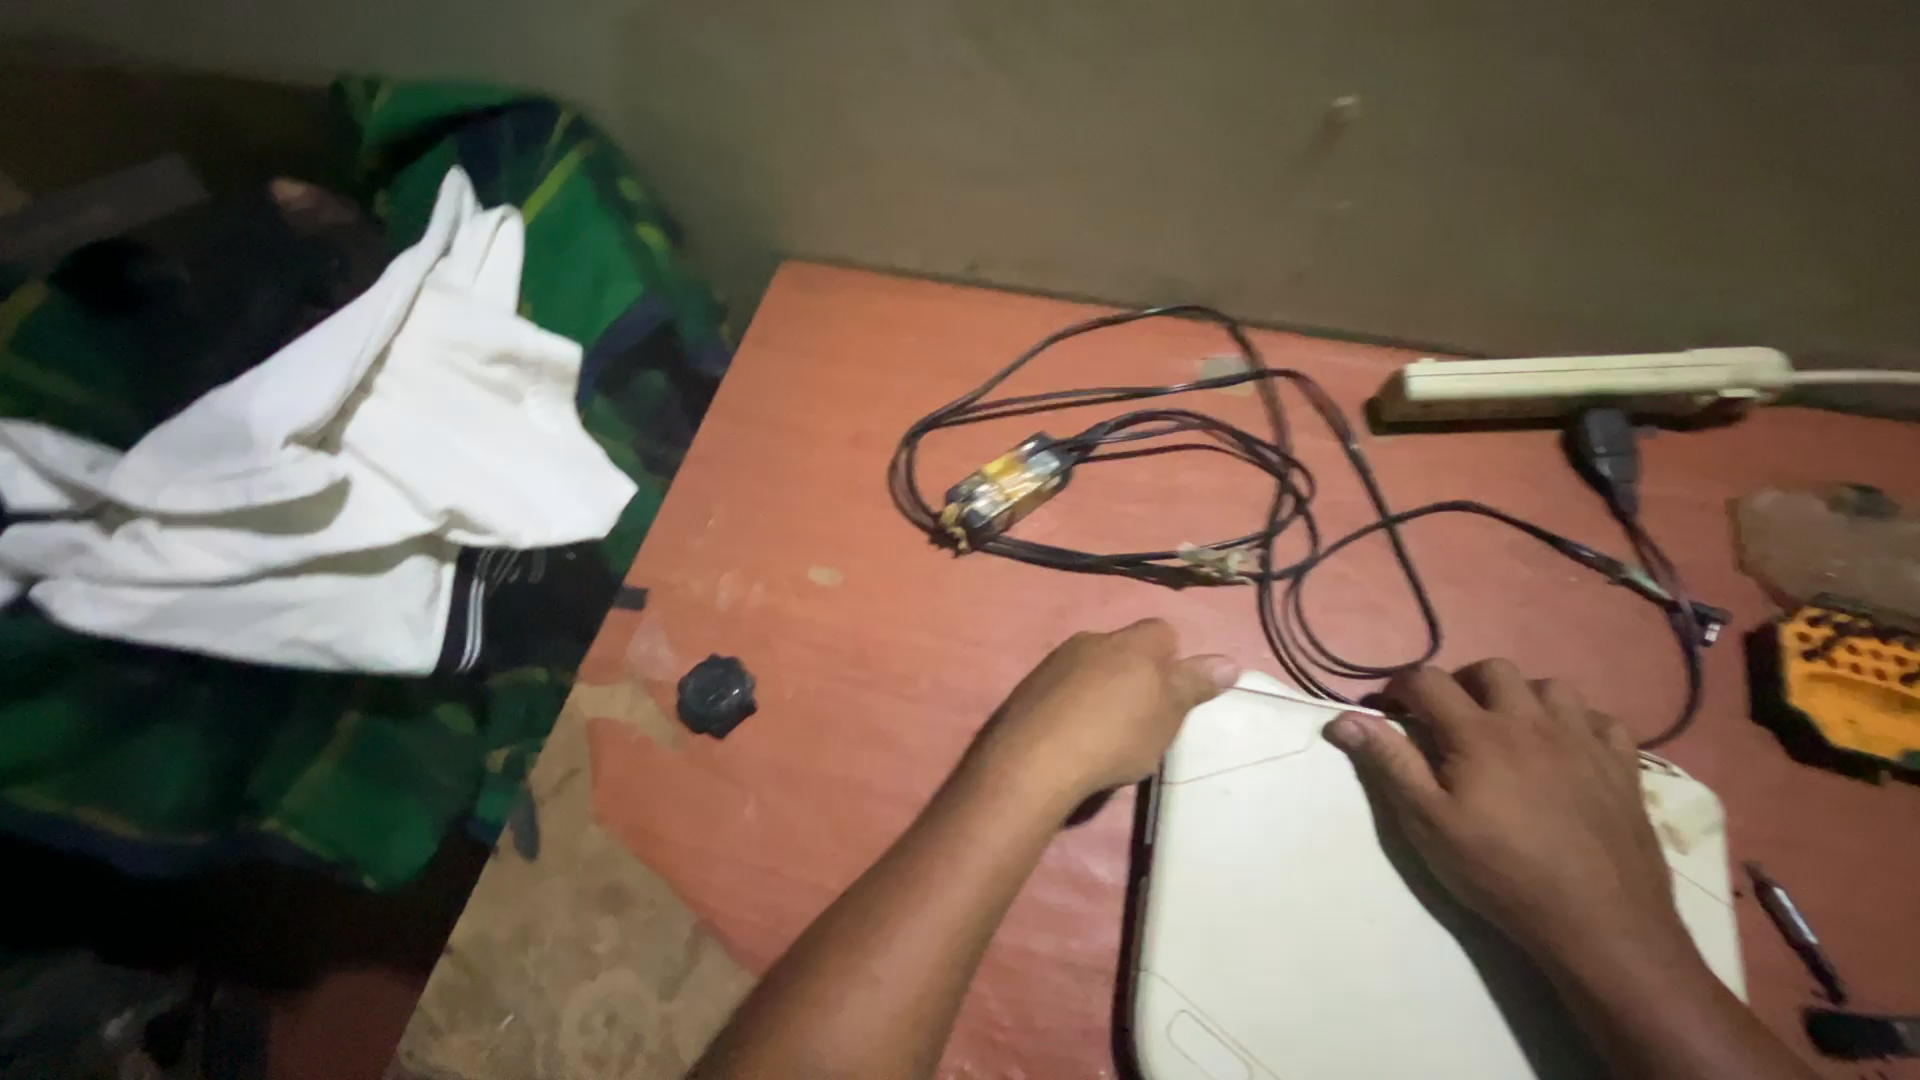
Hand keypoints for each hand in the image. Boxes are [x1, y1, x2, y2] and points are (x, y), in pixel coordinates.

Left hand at [973, 619, 1238, 809]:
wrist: (1036, 758)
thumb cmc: (1116, 734)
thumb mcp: (1168, 714)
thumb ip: (1195, 684)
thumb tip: (1230, 661)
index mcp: (1131, 643)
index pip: (1162, 631)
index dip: (1171, 658)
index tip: (1170, 693)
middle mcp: (1091, 640)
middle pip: (1123, 647)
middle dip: (1134, 673)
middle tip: (1140, 716)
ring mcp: (1055, 662)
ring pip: (1089, 666)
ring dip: (1099, 688)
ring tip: (1102, 732)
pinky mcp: (1028, 687)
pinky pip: (1061, 687)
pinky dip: (1070, 704)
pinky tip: (1070, 737)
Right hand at [1324, 660, 1688, 965]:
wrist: (1600, 925)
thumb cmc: (1499, 871)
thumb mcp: (1427, 823)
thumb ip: (1388, 763)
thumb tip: (1344, 719)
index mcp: (1479, 733)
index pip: (1428, 681)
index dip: (1399, 687)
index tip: (1389, 711)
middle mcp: (1532, 723)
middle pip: (1492, 669)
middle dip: (1461, 683)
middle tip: (1448, 720)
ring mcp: (1583, 742)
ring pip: (1551, 686)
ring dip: (1521, 697)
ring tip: (1507, 730)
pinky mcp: (1622, 768)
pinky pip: (1602, 719)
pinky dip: (1577, 721)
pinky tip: (1563, 748)